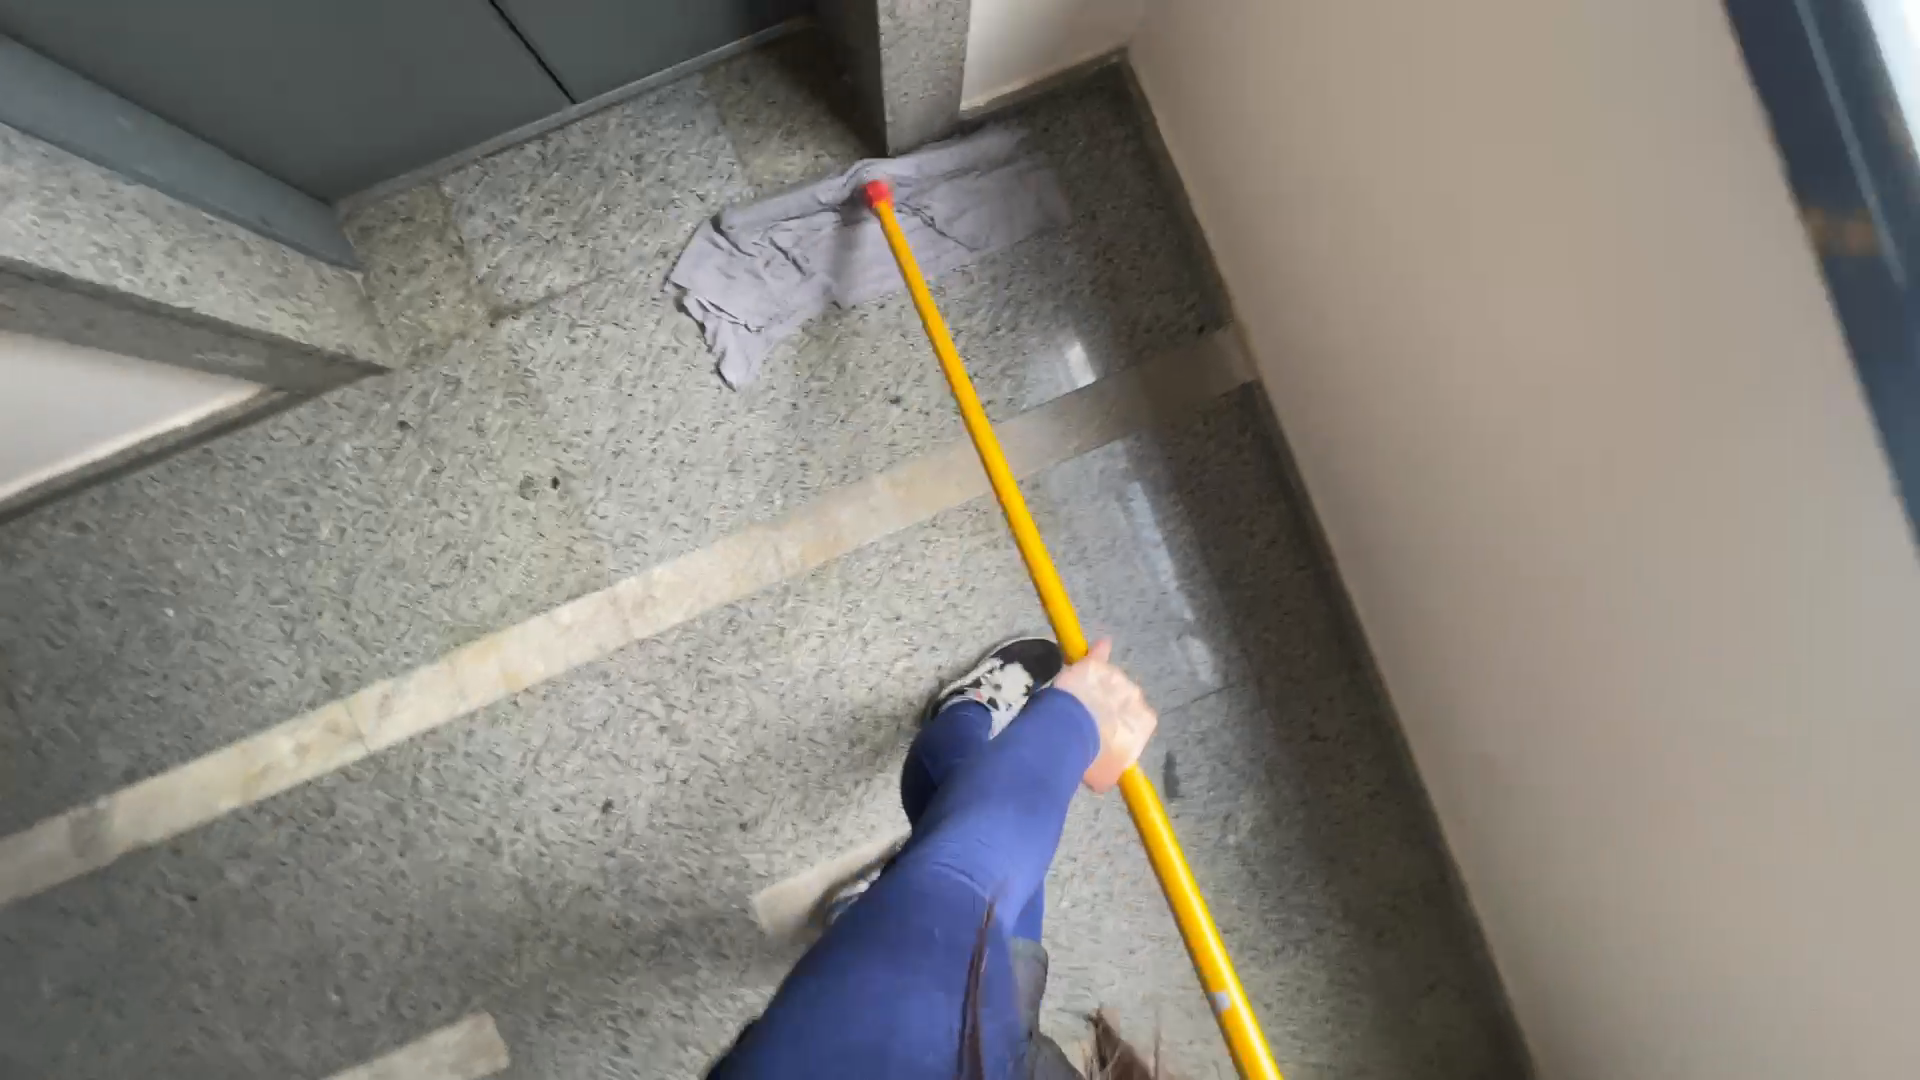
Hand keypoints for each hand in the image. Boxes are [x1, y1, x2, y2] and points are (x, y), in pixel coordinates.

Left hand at [1052, 639, 1157, 792]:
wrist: (1070, 733)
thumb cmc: (1092, 758)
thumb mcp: (1107, 776)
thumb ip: (1112, 768)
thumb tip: (1105, 772)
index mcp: (1145, 721)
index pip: (1137, 721)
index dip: (1119, 727)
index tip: (1104, 735)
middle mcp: (1136, 695)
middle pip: (1122, 698)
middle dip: (1107, 706)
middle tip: (1086, 721)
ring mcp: (1115, 676)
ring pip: (1106, 680)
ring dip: (1095, 688)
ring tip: (1077, 702)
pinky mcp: (1094, 665)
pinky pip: (1099, 654)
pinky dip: (1099, 650)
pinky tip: (1102, 644)